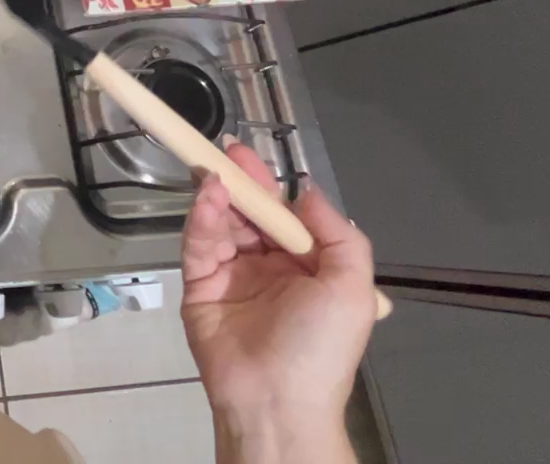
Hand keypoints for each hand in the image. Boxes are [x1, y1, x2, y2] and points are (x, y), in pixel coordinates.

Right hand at [181, 143, 374, 462]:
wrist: (275, 398)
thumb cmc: (320, 345)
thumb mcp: (351, 291)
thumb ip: (339, 236)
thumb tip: (306, 189)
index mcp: (305, 268)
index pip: (283, 216)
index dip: (270, 187)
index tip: (252, 157)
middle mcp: (267, 265)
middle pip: (248, 213)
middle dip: (239, 182)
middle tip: (225, 150)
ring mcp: (230, 272)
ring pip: (221, 222)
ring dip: (217, 195)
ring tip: (212, 173)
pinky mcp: (198, 281)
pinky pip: (198, 242)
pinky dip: (201, 217)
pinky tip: (207, 197)